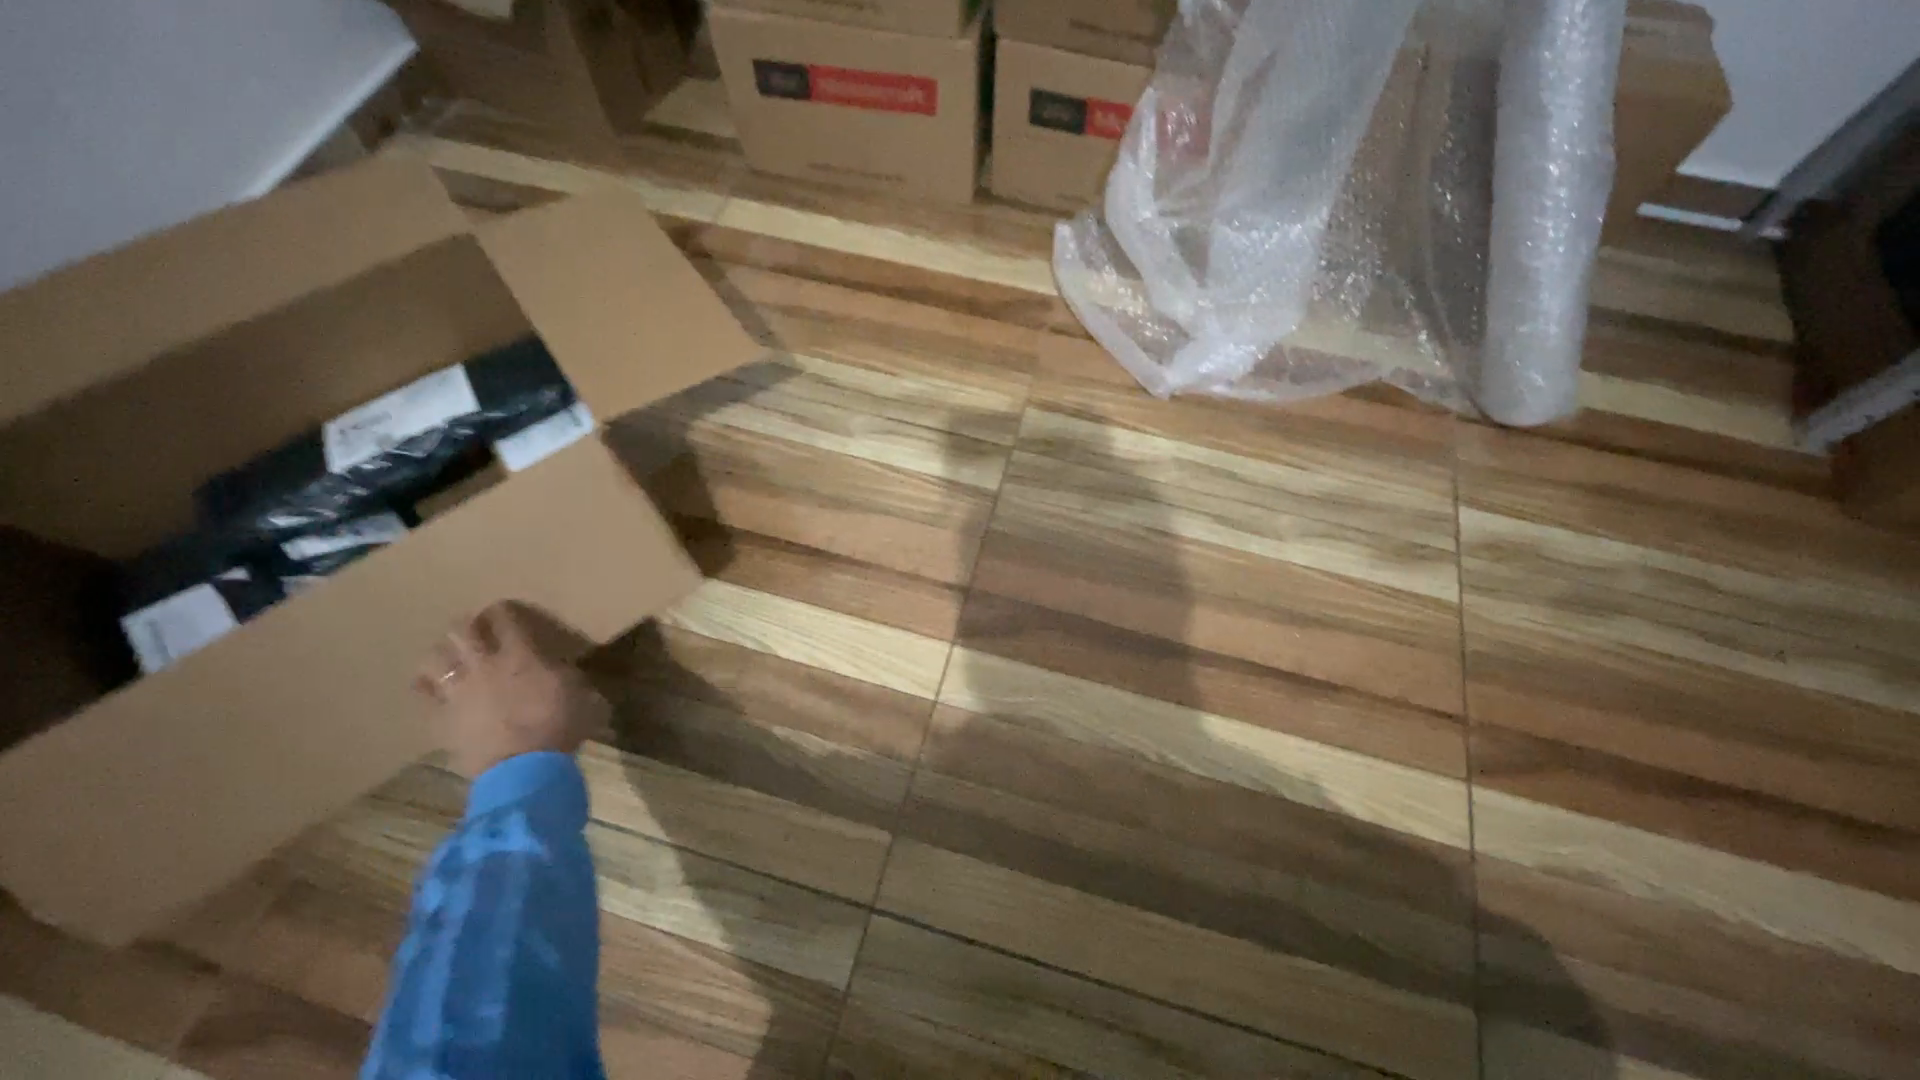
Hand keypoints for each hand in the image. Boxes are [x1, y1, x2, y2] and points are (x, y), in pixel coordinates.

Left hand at [414, 601, 608, 777]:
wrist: (524, 770)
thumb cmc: (559, 729)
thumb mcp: (582, 695)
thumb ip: (567, 676)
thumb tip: (564, 669)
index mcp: (521, 655)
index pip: (506, 619)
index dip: (504, 611)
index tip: (505, 610)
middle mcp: (484, 665)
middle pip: (462, 630)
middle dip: (467, 624)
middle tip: (475, 628)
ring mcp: (457, 691)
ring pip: (434, 657)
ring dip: (442, 653)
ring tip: (450, 655)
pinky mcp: (440, 718)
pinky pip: (422, 695)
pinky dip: (426, 687)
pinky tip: (432, 687)